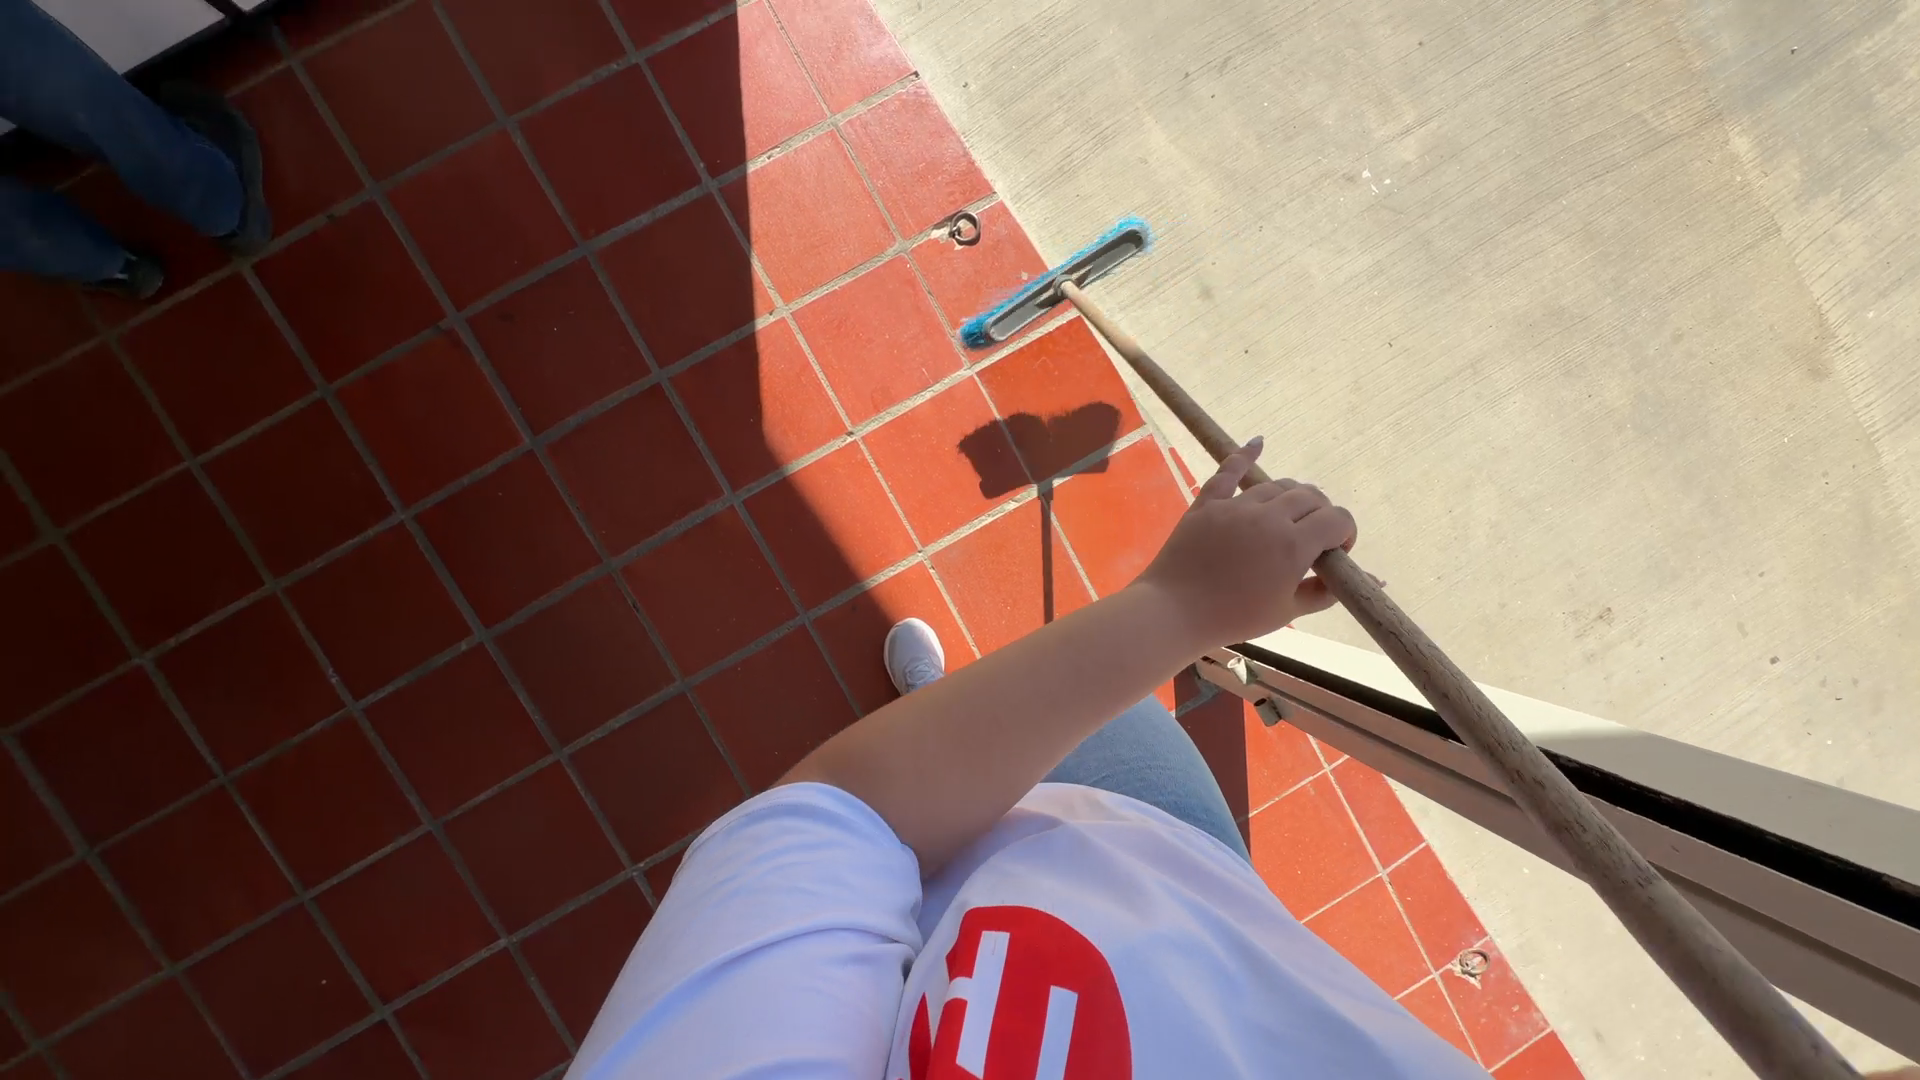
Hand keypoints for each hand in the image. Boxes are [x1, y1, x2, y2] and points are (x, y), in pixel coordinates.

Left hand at [1133, 437, 1356, 645]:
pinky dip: (1244, 454)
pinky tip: (1258, 442)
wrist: (1173, 611)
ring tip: (1289, 518)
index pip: (1338, 519)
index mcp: (1293, 544)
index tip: (1335, 553)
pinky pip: (1227, 472)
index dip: (1345, 534)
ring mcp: (1235, 506)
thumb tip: (1375, 578)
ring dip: (1291, 497)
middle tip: (1312, 538)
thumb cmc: (1234, 617)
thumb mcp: (1288, 610)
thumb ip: (1328, 590)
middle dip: (1321, 515)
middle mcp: (1268, 516)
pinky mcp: (1206, 503)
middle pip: (1310, 497)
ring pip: (1276, 486)